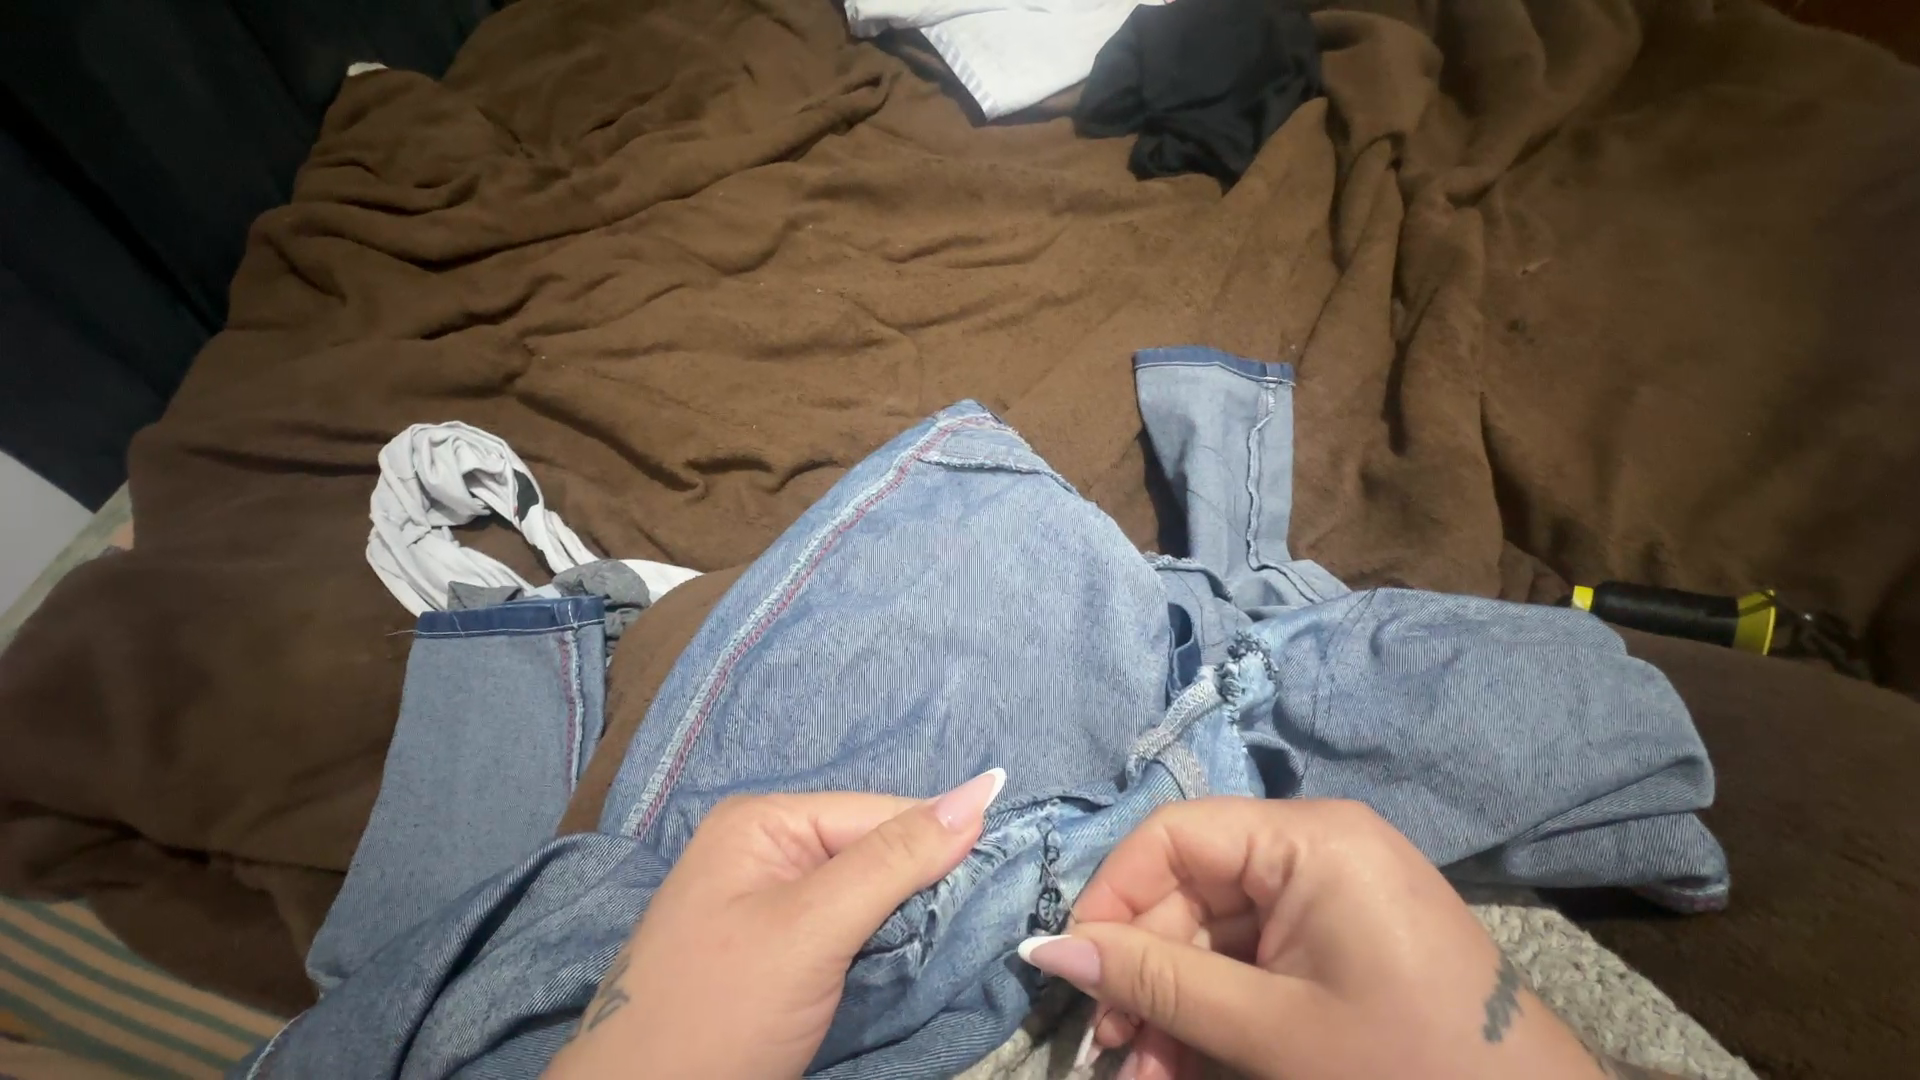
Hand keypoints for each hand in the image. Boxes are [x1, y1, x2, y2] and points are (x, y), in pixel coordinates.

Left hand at [543, 768, 1006, 1079]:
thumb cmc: (723, 1013)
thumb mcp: (814, 928)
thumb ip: (896, 858)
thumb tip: (982, 787)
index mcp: (765, 820)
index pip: (878, 813)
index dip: (940, 839)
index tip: (999, 877)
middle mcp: (766, 845)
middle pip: (872, 846)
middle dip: (922, 882)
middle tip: (980, 915)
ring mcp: (768, 896)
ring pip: (866, 887)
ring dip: (906, 913)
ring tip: (954, 934)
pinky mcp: (777, 943)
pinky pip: (847, 921)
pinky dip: (881, 938)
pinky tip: (909, 953)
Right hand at [1017, 798, 1619, 1079]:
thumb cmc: (1409, 1074)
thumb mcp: (1269, 1031)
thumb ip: (1156, 982)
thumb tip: (1046, 950)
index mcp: (1309, 837)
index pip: (1175, 834)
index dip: (1113, 894)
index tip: (1074, 964)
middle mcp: (1314, 844)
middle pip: (1190, 887)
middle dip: (1145, 967)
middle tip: (1112, 1047)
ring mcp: (1328, 889)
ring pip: (1214, 930)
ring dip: (1173, 999)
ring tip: (1144, 1072)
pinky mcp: (1336, 933)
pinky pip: (1251, 955)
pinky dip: (1215, 1007)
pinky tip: (1185, 1063)